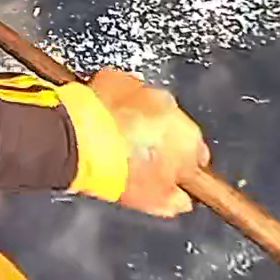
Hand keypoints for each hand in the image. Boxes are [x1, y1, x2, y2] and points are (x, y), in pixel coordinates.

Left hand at [88, 68, 209, 217]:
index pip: (196, 153)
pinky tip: (103, 117)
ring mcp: (141, 88)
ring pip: (146, 105)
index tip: (168, 173)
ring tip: (117, 136)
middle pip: (171, 124)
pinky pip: (120, 91)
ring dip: (137, 117)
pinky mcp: (114, 77)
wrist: (83, 140)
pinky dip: (114, 102)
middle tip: (138, 155)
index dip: (182, 165)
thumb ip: (176, 200)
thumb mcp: (157, 202)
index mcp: (188, 137)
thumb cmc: (121, 170)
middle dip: (159, 138)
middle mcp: (170, 106)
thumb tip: (179, 199)